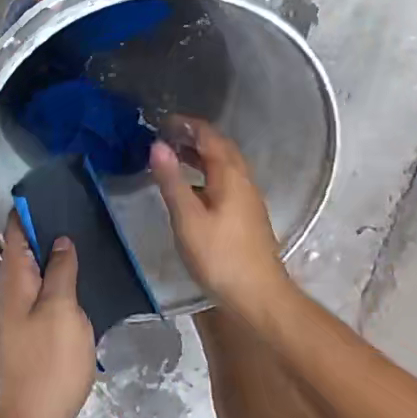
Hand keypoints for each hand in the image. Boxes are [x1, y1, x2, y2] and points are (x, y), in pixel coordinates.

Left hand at [0, 216, 97, 417]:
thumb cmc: (49, 361)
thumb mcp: (62, 308)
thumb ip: (61, 271)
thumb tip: (60, 240)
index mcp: (13, 280)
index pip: (15, 232)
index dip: (28, 209)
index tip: (51, 189)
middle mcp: (10, 293)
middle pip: (24, 251)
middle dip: (46, 230)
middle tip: (79, 209)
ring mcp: (18, 316)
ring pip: (36, 274)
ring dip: (55, 257)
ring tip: (85, 239)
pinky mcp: (30, 335)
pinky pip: (44, 296)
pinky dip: (59, 283)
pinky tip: (82, 281)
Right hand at [149, 119, 292, 310]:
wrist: (259, 295)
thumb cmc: (220, 256)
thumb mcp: (188, 218)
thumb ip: (172, 181)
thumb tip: (157, 146)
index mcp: (230, 175)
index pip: (210, 136)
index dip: (187, 125)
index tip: (163, 121)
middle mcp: (243, 180)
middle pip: (220, 148)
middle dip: (194, 137)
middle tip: (166, 136)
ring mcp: (248, 199)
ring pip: (224, 166)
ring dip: (200, 156)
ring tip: (174, 157)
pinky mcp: (247, 216)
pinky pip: (225, 182)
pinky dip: (206, 175)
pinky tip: (191, 190)